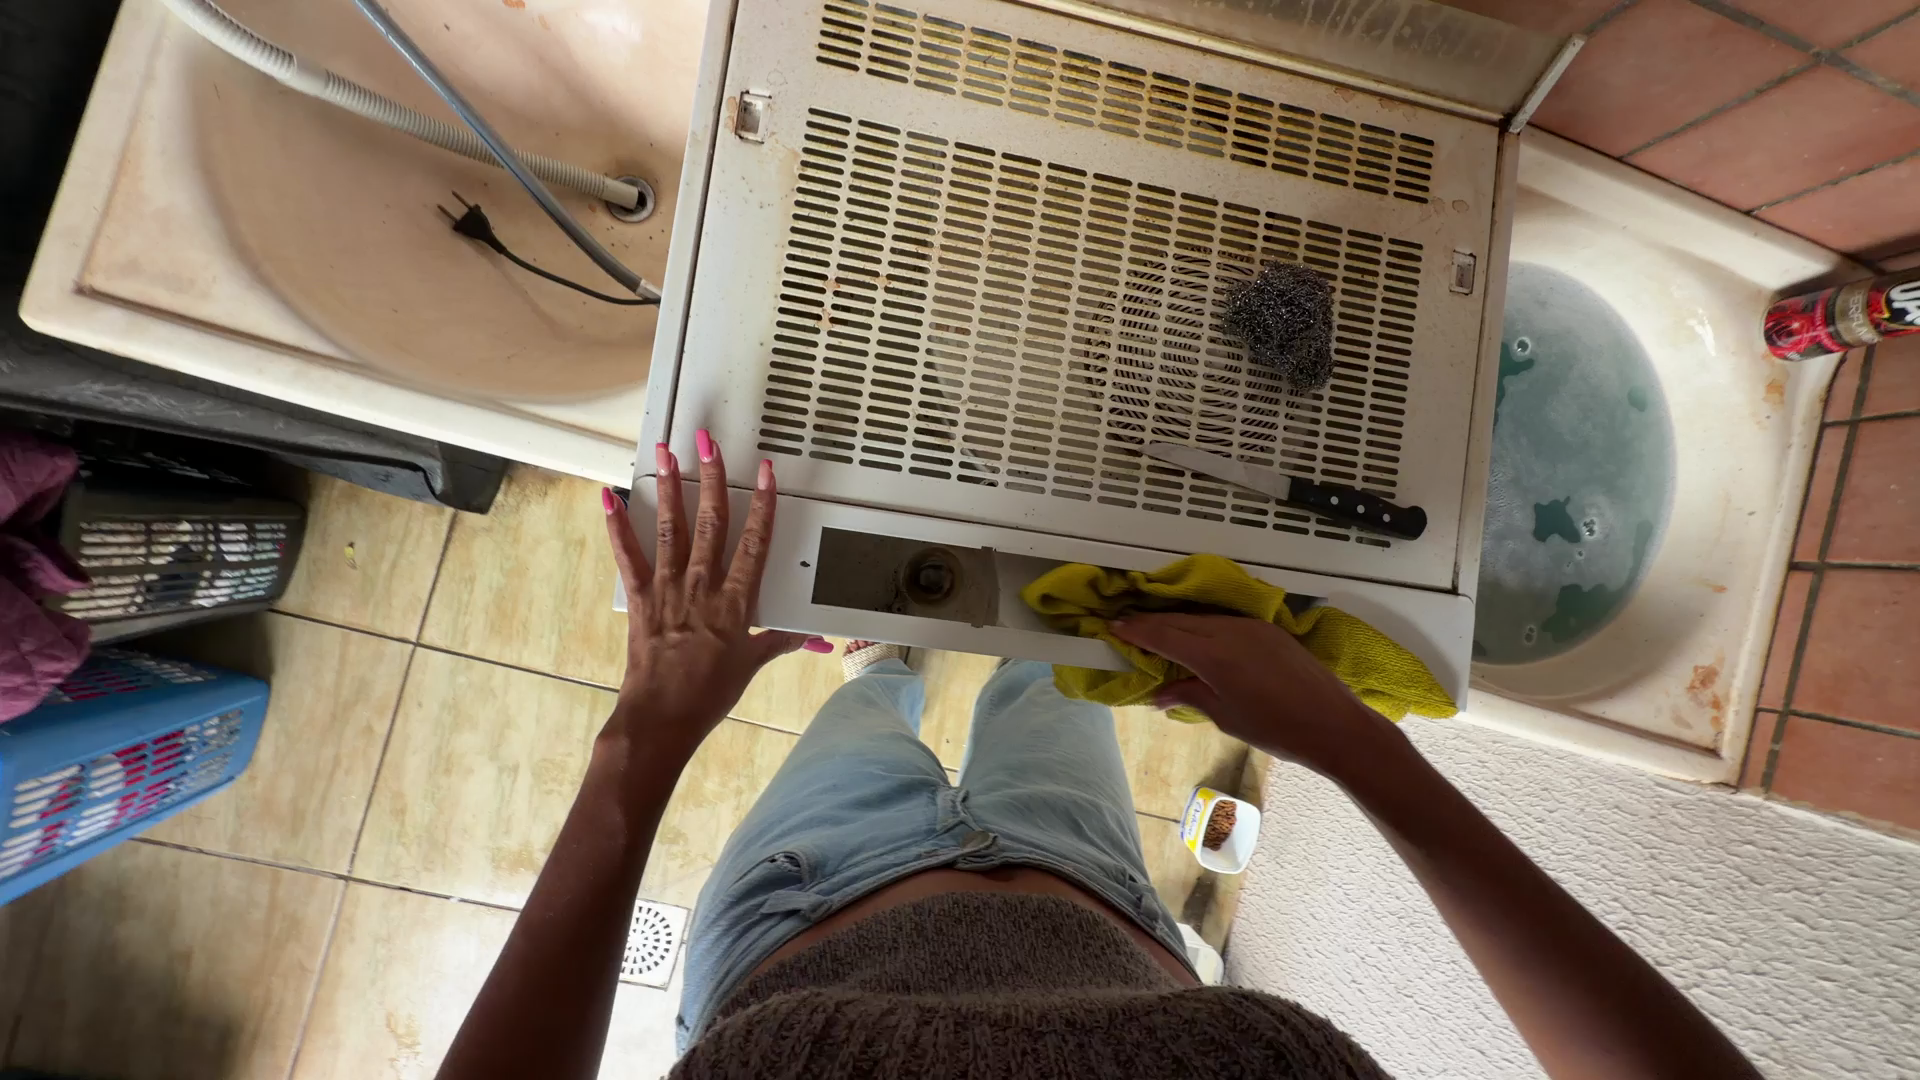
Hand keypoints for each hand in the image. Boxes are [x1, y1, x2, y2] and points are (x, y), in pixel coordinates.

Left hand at [600, 432, 830, 755]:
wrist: (663, 718)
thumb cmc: (711, 694)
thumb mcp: (753, 665)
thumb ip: (781, 642)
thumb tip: (814, 638)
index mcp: (736, 601)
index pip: (755, 542)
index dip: (763, 504)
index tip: (766, 472)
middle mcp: (702, 586)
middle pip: (710, 523)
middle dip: (711, 479)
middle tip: (708, 443)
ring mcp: (668, 588)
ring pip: (671, 529)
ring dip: (669, 488)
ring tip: (666, 452)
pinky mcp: (640, 598)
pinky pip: (627, 556)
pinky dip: (616, 526)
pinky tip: (608, 498)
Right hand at [1110, 613, 1407, 781]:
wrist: (1337, 726)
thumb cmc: (1278, 730)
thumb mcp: (1226, 716)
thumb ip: (1190, 696)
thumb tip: (1160, 694)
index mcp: (1215, 657)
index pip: (1164, 636)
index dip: (1136, 631)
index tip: (1114, 627)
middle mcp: (1230, 633)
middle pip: (1179, 621)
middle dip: (1150, 622)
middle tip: (1126, 626)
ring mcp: (1251, 627)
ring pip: (1201, 619)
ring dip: (1175, 623)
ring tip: (1156, 631)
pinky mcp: (1267, 629)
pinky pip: (1224, 621)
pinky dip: (1202, 626)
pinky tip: (1195, 636)